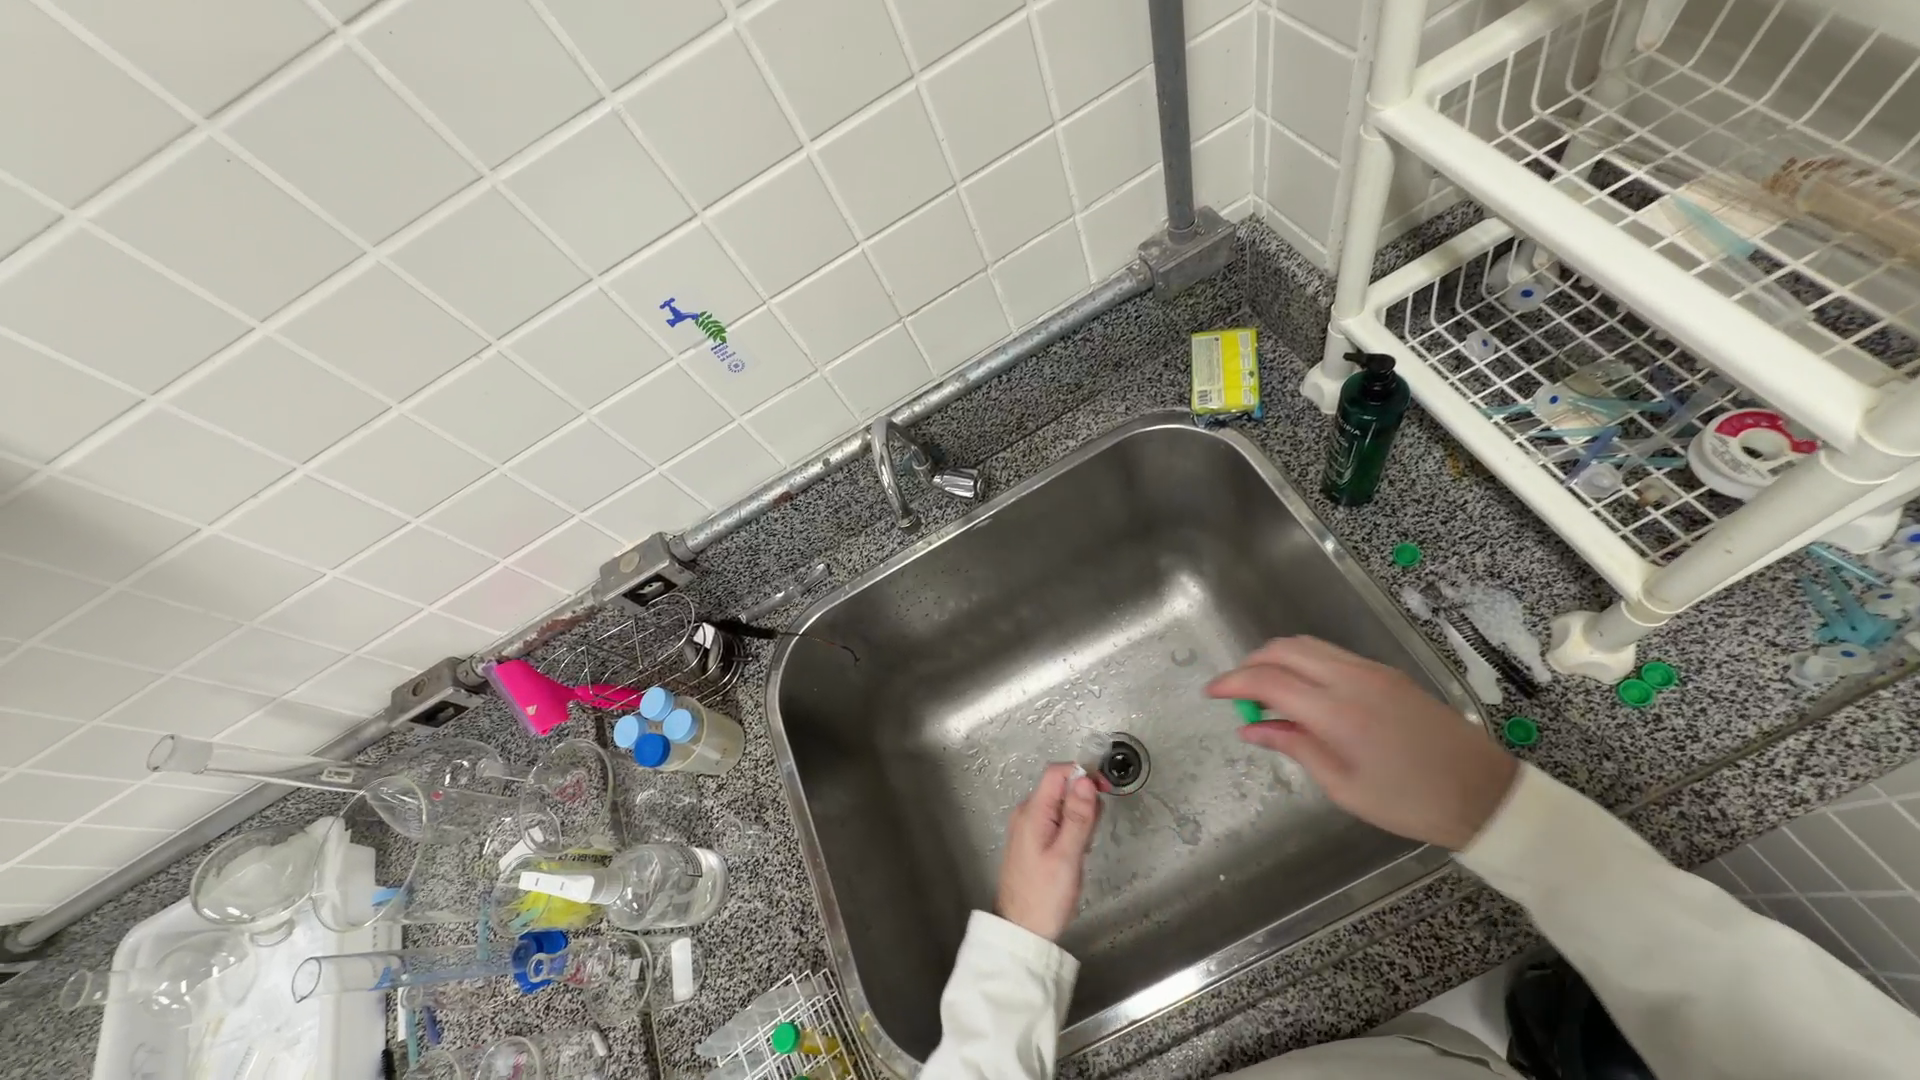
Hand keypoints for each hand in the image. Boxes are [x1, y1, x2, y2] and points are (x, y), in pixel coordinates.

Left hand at [995, 764, 1101, 940]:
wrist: (1021, 931)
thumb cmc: (1044, 896)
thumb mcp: (1067, 855)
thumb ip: (1078, 816)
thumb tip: (1085, 780)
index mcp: (1033, 811)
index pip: (1056, 773)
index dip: (1082, 775)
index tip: (1104, 791)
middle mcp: (1027, 813)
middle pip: (1060, 787)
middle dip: (1083, 801)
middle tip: (1091, 832)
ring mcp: (1028, 827)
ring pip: (1060, 805)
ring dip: (1078, 818)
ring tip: (1082, 848)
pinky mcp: (1032, 841)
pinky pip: (1055, 821)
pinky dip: (1070, 830)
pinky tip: (1074, 853)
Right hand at [1207, 636, 1517, 849]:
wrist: (1486, 794)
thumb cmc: (1410, 802)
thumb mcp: (1343, 786)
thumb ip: (1293, 747)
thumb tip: (1251, 727)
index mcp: (1338, 712)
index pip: (1268, 680)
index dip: (1232, 683)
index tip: (1211, 694)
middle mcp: (1352, 679)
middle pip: (1284, 649)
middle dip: (1250, 664)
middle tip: (1235, 693)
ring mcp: (1372, 670)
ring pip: (1307, 644)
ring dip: (1276, 659)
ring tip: (1264, 691)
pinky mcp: (1386, 672)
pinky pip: (1330, 653)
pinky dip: (1302, 662)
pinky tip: (1300, 691)